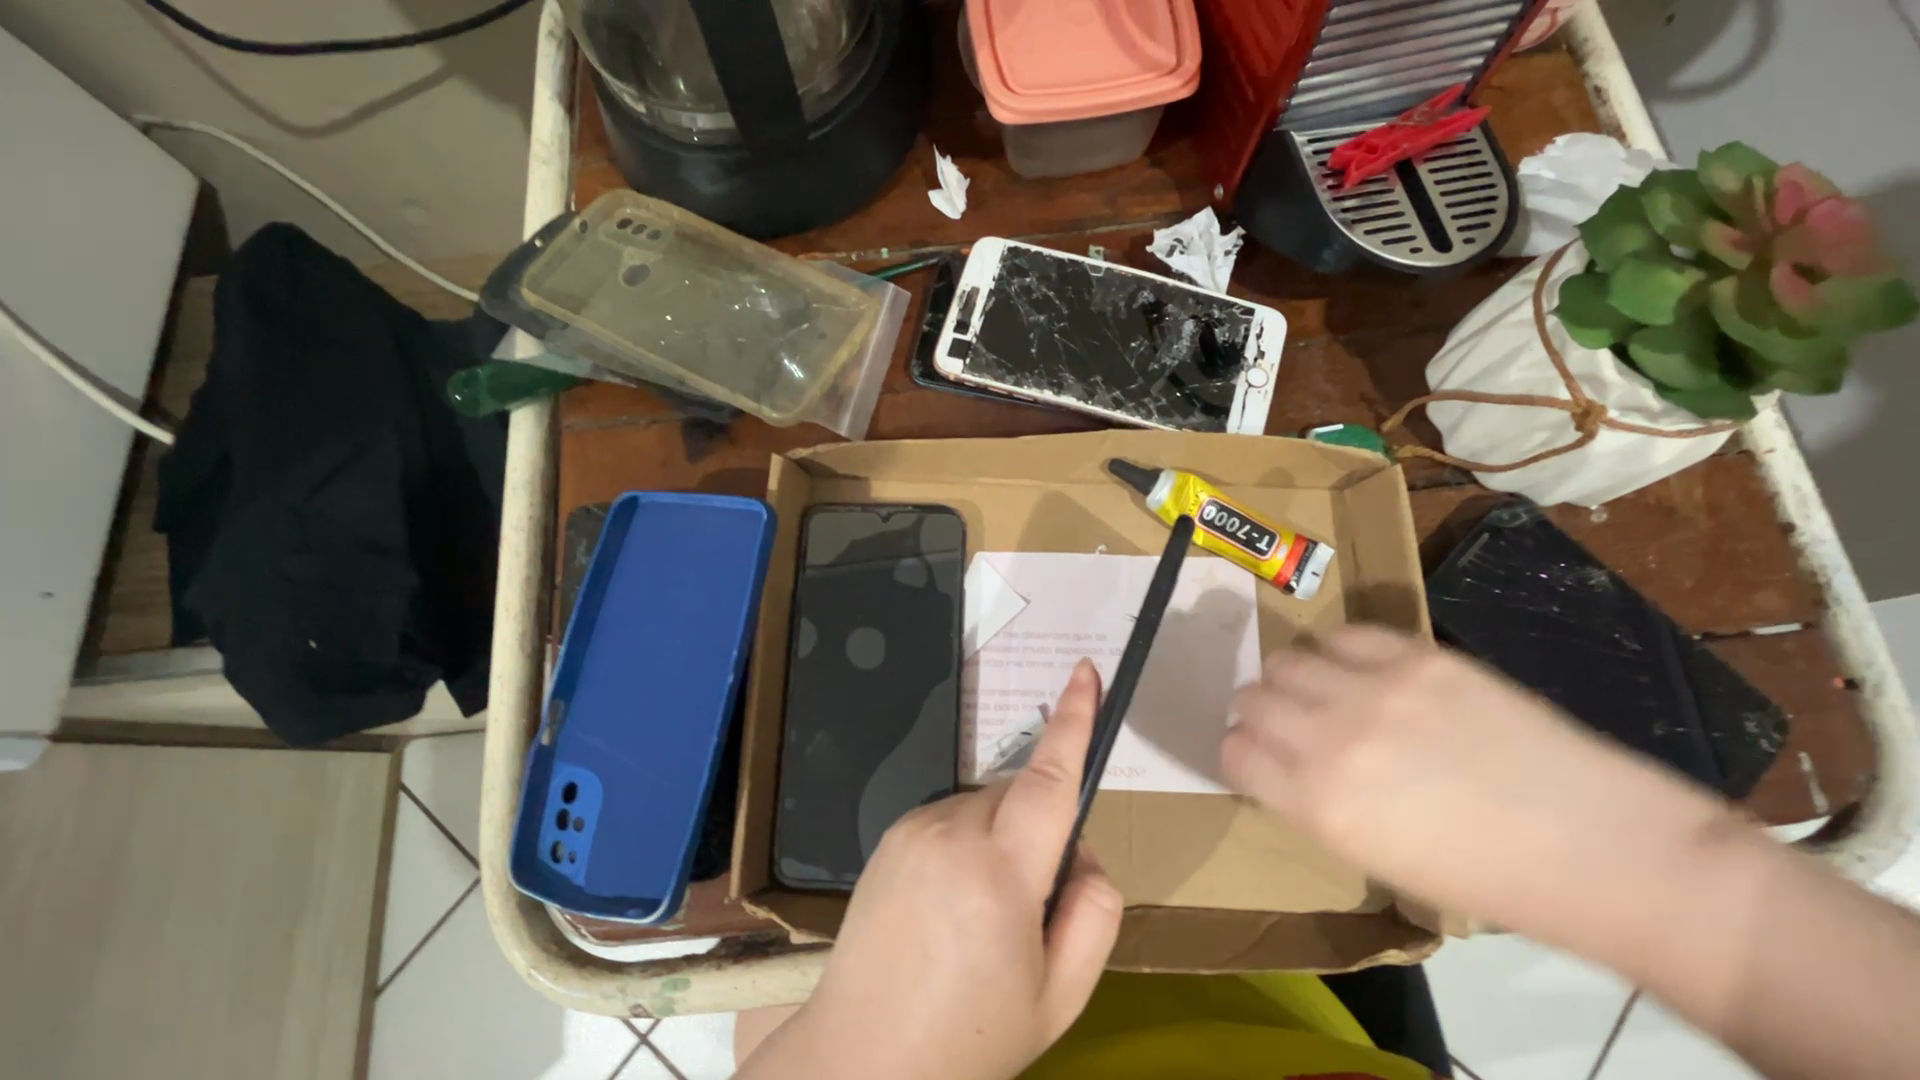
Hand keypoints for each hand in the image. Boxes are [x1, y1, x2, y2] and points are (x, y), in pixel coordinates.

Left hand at [742, 659, 1123, 1079]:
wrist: (861, 1059)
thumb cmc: (970, 1036)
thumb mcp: (1062, 994)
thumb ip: (1095, 910)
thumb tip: (1081, 850)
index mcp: (1000, 873)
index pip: (1048, 779)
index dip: (1074, 720)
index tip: (1086, 671)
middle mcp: (951, 834)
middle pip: (1022, 795)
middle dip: (1044, 828)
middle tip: (1037, 906)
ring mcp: (912, 831)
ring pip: (987, 807)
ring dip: (1005, 839)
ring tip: (985, 916)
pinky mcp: (890, 838)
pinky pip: (952, 820)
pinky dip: (970, 844)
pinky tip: (952, 905)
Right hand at [1220, 625, 1738, 944]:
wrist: (1600, 849)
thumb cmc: (1487, 880)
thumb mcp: (1375, 858)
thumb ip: (1315, 803)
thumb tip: (1285, 764)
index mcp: (1317, 805)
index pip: (1231, 753)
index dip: (1238, 752)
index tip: (1255, 755)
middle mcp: (1330, 740)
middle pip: (1251, 698)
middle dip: (1257, 712)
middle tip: (1284, 721)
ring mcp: (1374, 690)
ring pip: (1287, 660)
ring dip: (1291, 678)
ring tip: (1321, 691)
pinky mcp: (1419, 657)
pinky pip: (1345, 634)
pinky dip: (1338, 650)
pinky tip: (1359, 668)